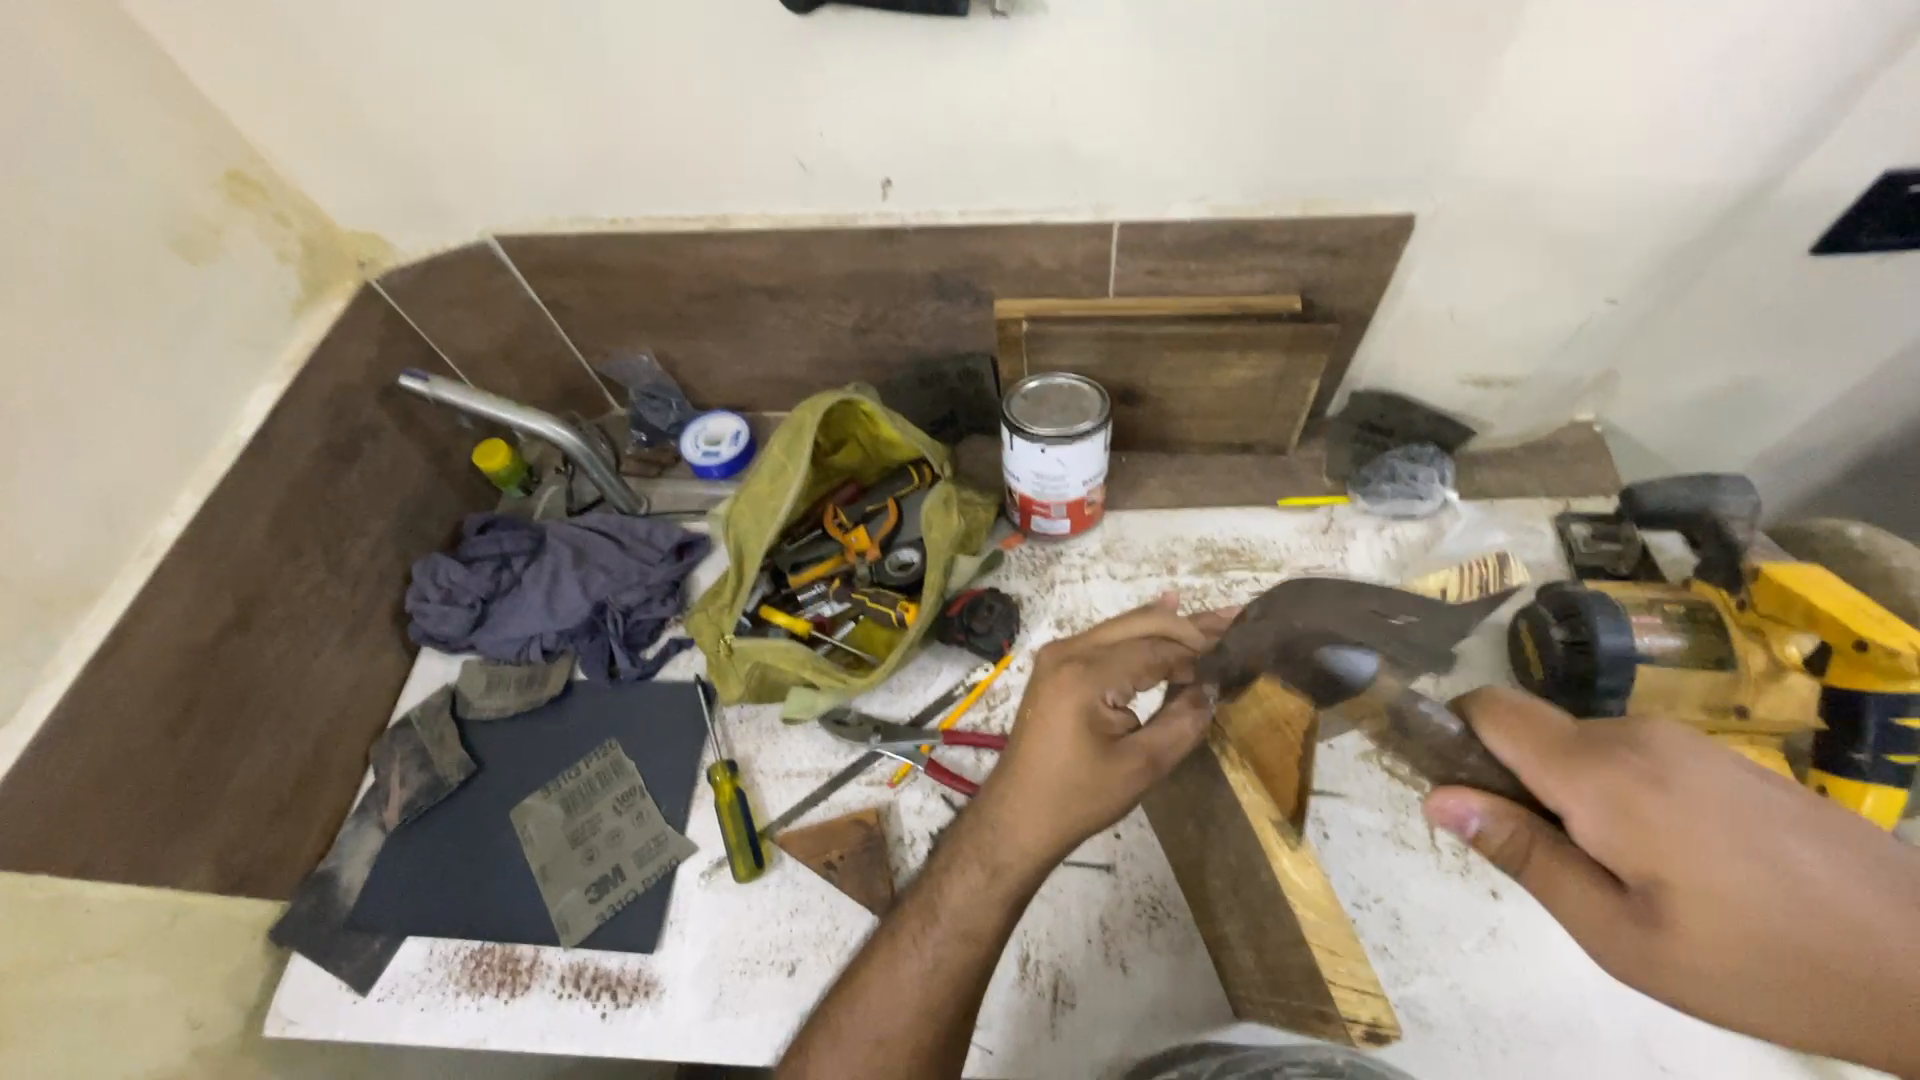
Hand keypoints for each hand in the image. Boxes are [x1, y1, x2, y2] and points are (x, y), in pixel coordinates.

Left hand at [971, 593, 1237, 867]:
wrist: (1019, 814)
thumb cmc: (1078, 796)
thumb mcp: (1142, 765)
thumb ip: (1183, 721)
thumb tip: (1213, 686)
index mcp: (1086, 674)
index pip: (1156, 650)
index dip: (1198, 654)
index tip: (1237, 654)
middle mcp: (1068, 651)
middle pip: (1139, 625)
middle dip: (1188, 625)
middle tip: (1235, 617)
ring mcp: (1057, 655)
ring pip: (1122, 628)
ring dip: (1166, 626)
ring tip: (1212, 618)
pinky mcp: (1056, 666)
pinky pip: (1105, 640)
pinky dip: (1139, 634)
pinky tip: (1166, 611)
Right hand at [1423, 686, 1919, 1075]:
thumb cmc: (1763, 964)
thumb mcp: (1619, 934)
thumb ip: (1522, 854)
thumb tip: (1436, 797)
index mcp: (1601, 772)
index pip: (1487, 708)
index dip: (1451, 735)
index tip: (1455, 794)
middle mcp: (1635, 735)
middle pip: (1530, 731)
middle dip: (1513, 782)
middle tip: (1553, 864)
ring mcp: (1685, 741)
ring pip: (1579, 747)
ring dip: (1566, 793)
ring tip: (1619, 874)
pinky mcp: (1721, 757)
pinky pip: (1629, 757)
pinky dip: (1613, 794)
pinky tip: (1671, 862)